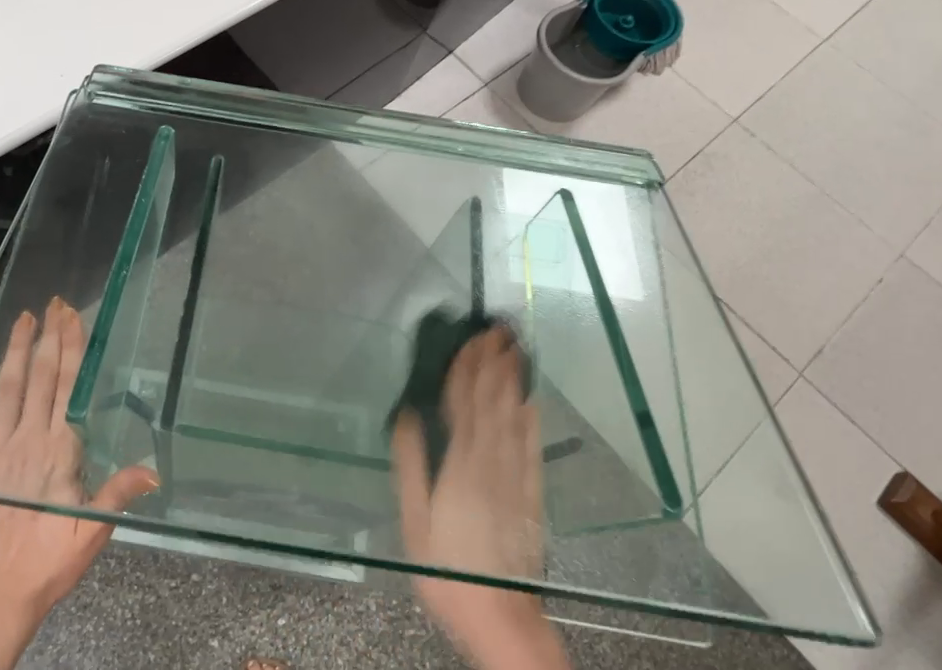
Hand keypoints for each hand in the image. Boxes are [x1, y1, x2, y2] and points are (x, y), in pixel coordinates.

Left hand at [0, 298, 156, 669]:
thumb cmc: (51, 561)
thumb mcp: (94, 530)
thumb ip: (120, 493)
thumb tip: (153, 469)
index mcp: (60, 450)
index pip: (68, 386)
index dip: (71, 348)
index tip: (71, 317)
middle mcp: (28, 439)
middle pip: (41, 377)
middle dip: (49, 337)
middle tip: (54, 304)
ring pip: (8, 388)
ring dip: (18, 350)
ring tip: (24, 318)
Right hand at [393, 327, 571, 669]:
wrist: (501, 613)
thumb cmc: (448, 568)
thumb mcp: (416, 521)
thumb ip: (412, 465)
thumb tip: (408, 417)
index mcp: (461, 465)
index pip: (465, 403)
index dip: (467, 368)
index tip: (469, 338)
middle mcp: (493, 461)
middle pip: (494, 401)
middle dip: (494, 362)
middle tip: (498, 329)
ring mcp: (517, 475)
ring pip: (515, 415)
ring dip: (513, 379)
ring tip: (514, 349)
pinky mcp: (533, 492)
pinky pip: (533, 444)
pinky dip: (532, 416)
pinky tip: (532, 399)